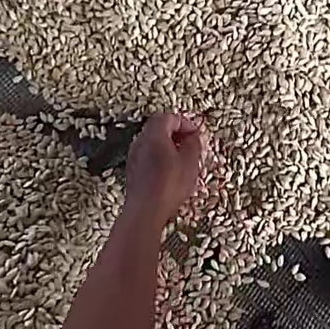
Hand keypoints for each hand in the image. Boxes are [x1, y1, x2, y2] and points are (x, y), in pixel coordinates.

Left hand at [122, 113, 206, 229]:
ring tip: (183, 159)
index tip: (196, 132)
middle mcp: (140, 143)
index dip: (185, 123)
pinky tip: (172, 172)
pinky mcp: (134, 171)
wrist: (146, 211)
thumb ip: (194, 144)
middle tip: (191, 143)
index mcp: (154, 136)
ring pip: (153, 142)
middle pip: (158, 127)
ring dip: (169, 146)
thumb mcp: (190, 162)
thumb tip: (194, 137)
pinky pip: (148, 156)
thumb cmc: (167, 187)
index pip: (169, 117)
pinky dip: (161, 157)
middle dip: (177, 133)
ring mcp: (134, 157)